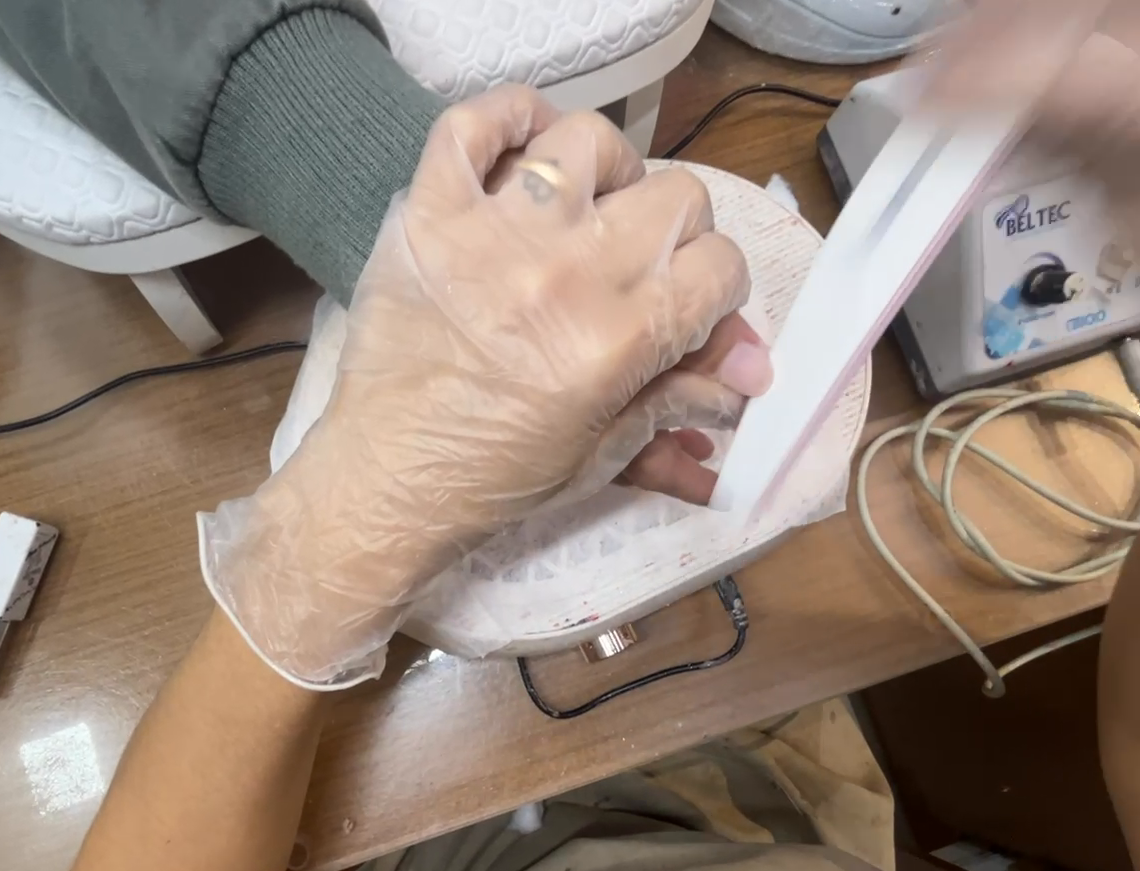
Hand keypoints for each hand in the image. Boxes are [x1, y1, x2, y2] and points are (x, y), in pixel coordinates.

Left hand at [199, 86, 756, 686]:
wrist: (387, 482)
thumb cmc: (494, 480)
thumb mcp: (598, 456)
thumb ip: (677, 401)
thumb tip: (752, 373)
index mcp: (617, 340)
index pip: (719, 268)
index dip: (720, 291)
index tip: (693, 310)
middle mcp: (565, 272)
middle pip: (673, 197)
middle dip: (678, 234)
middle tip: (644, 269)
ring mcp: (492, 233)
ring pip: (587, 141)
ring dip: (607, 172)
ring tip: (590, 212)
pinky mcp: (429, 216)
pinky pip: (472, 123)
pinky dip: (506, 118)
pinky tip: (524, 151)